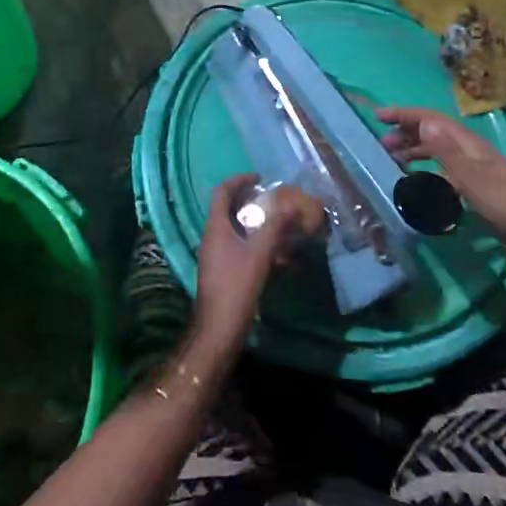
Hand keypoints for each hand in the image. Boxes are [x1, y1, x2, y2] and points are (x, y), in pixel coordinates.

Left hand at [192, 175, 304, 354]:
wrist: (219, 328)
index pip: (221, 192)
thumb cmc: (236, 286)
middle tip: (275, 199)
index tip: (260, 178)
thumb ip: (275, 228)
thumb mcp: (259, 254)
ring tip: (282, 225)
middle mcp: (212, 237)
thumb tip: (292, 207)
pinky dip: (258, 245)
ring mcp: (216, 255)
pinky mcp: (224, 271)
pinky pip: (241, 248)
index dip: (239, 180)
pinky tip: (281, 256)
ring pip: (236, 230)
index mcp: (215, 227)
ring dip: (258, 225)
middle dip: (252, 202)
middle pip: (229, 209)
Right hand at [377, 106, 505, 247]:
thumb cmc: (505, 203)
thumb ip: (446, 151)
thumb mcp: (471, 177)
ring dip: (416, 151)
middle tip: (382, 144)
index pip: (432, 119)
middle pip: (435, 133)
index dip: (405, 115)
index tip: (379, 116)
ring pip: (440, 151)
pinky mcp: (478, 187)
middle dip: (407, 133)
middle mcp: (471, 151)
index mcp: (468, 144)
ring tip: (395, 160)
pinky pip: (445, 170)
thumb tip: (424, 123)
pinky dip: (428, 170)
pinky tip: (421, 183)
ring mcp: (476, 169)